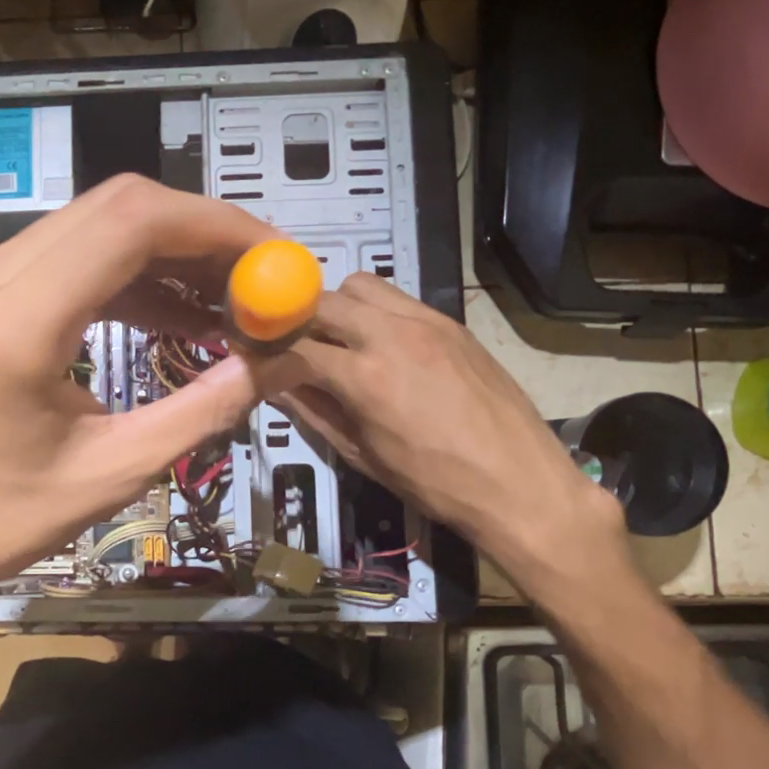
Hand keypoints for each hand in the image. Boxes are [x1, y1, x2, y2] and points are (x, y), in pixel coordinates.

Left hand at [0, 175, 282, 619]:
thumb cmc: (7, 518)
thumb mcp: (116, 471)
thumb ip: (202, 410)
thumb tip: (275, 363)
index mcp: (17, 325)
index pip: (130, 224)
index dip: (214, 227)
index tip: (275, 259)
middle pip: (117, 208)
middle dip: (201, 235)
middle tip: (261, 281)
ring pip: (98, 224)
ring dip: (171, 254)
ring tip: (231, 302)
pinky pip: (74, 256)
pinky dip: (134, 275)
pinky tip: (179, 314)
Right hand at [276, 274, 628, 588]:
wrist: (519, 482)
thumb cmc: (434, 483)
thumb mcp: (361, 454)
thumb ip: (313, 411)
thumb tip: (274, 385)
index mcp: (363, 377)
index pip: (292, 346)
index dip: (262, 352)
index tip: (249, 360)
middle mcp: (389, 334)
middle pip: (319, 301)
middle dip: (294, 321)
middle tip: (287, 347)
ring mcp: (425, 321)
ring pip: (359, 285)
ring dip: (335, 306)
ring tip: (335, 340)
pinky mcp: (450, 322)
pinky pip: (396, 297)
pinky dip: (373, 311)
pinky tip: (377, 344)